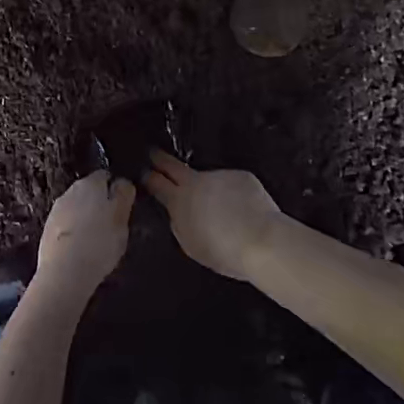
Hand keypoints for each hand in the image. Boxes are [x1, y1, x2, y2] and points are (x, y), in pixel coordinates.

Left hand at [35, 171, 134, 299]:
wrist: (64, 272)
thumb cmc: (100, 242)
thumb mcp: (122, 218)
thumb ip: (124, 196)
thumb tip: (122, 183)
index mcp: (91, 183)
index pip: (106, 176)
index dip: (116, 189)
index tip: (123, 206)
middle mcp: (70, 190)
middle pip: (89, 191)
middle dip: (99, 203)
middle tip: (112, 224)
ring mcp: (56, 210)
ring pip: (76, 208)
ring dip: (85, 217)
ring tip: (96, 240)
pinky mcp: (47, 229)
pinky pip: (67, 224)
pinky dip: (74, 231)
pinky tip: (80, 248)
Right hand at [143, 150, 288, 280]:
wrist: (260, 240)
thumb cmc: (222, 251)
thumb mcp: (190, 243)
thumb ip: (179, 222)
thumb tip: (178, 211)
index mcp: (179, 200)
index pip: (157, 183)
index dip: (148, 176)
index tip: (143, 170)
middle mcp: (196, 181)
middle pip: (174, 166)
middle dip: (161, 159)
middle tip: (153, 152)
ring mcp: (220, 174)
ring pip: (209, 179)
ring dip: (210, 189)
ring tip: (224, 209)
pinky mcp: (241, 175)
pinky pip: (232, 184)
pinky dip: (234, 194)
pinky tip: (243, 208)